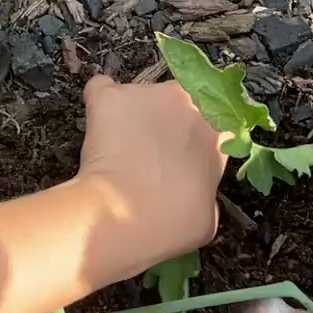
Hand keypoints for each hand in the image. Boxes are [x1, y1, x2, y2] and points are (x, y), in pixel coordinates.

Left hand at [75, 76, 226, 261]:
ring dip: (132, 117)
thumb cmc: (172, 222)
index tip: (183, 160)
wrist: (126, 214)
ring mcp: (147, 93)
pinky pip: (102, 90)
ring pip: (140, 97)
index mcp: (215, 132)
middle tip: (150, 155)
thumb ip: (204, 192)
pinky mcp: (110, 96)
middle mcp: (186, 102)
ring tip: (117, 148)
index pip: (211, 124)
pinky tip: (97, 126)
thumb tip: (192, 192)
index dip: (194, 141)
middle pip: (177, 103)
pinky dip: (99, 106)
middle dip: (164, 123)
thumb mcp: (208, 217)